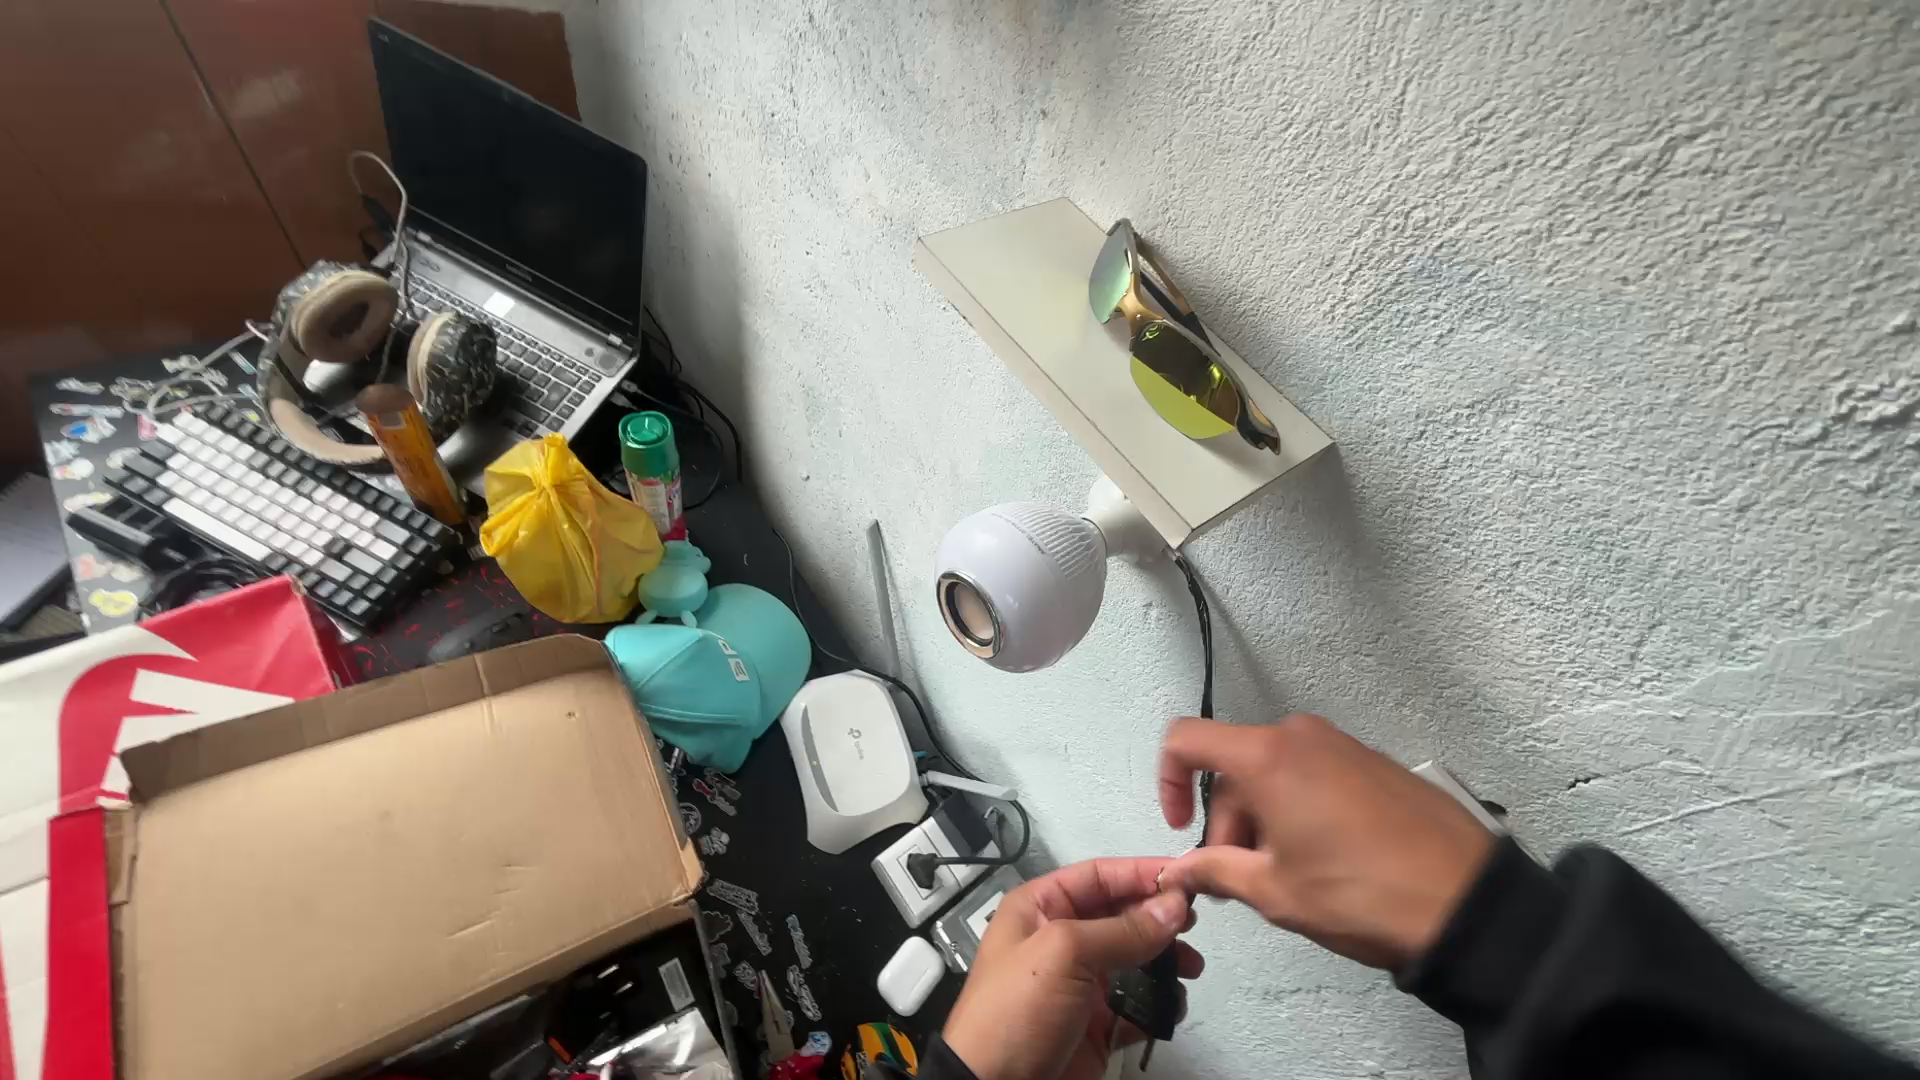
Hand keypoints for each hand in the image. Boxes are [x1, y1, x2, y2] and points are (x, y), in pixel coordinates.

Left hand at [943, 859, 1203, 1079]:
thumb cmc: (1016, 1009)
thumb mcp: (1065, 953)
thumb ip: (1122, 930)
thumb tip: (1174, 904)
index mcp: (1039, 907)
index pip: (1097, 876)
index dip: (1139, 873)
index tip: (1184, 876)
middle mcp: (1059, 938)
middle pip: (1119, 914)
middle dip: (1157, 917)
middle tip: (1193, 924)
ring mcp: (1078, 983)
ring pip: (1132, 958)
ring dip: (1163, 960)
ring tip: (1190, 968)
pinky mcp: (1094, 1025)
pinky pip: (1135, 1004)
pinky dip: (1158, 1003)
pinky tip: (1171, 1006)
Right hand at [1159, 714, 1493, 970]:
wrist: (1473, 906)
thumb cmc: (1360, 893)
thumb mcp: (1275, 891)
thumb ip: (1213, 870)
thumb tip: (1176, 870)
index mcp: (1266, 756)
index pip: (1186, 739)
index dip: (1167, 780)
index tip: (1180, 827)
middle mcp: (1299, 735)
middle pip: (1233, 765)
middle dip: (1225, 819)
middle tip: (1241, 878)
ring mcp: (1341, 743)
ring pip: (1273, 771)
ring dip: (1261, 817)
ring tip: (1287, 874)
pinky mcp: (1373, 761)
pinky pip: (1312, 772)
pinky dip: (1297, 806)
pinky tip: (1324, 856)